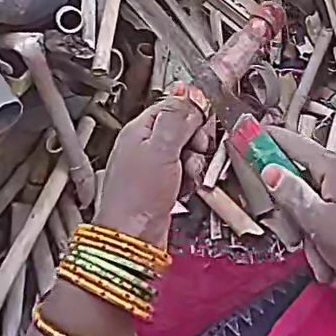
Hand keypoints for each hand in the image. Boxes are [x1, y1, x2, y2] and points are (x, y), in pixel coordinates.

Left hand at [93, 86, 213, 246]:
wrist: (132, 240)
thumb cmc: (137, 197)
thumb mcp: (161, 148)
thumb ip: (177, 119)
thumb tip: (189, 95)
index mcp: (140, 128)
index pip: (172, 103)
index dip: (192, 110)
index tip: (203, 121)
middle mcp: (145, 145)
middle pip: (183, 126)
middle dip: (196, 137)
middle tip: (195, 149)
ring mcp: (153, 166)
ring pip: (187, 150)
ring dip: (195, 160)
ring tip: (189, 172)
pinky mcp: (162, 185)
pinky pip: (186, 171)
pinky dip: (192, 178)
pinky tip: (187, 186)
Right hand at [259, 126, 335, 297]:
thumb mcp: (320, 223)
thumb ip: (292, 194)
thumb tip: (268, 168)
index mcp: (331, 166)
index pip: (291, 142)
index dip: (267, 140)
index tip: (244, 136)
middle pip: (300, 182)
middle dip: (295, 217)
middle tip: (296, 242)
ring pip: (315, 207)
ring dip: (314, 238)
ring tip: (325, 266)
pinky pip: (332, 219)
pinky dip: (329, 242)